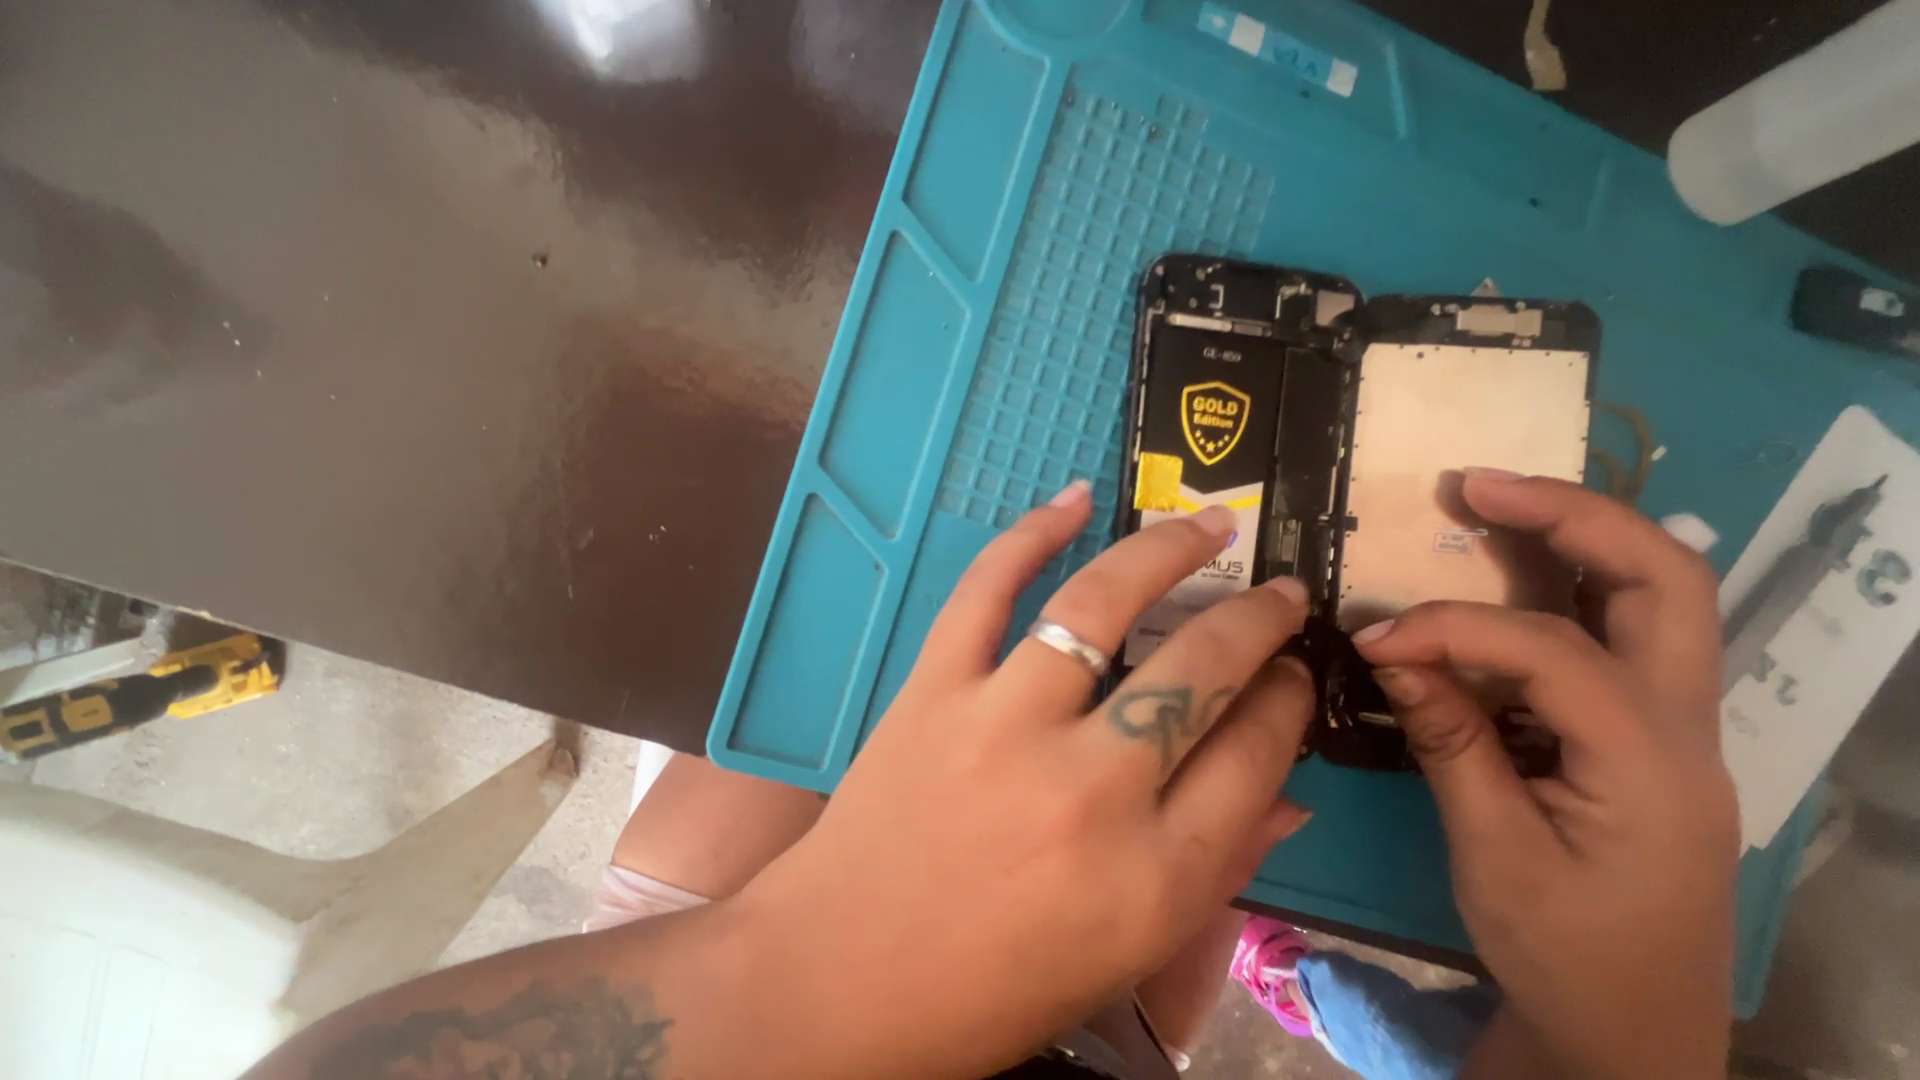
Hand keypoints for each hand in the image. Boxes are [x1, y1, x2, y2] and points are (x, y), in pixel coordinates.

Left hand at [717, 481, 1314, 1079]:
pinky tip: (1075, 500)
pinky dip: (1030, 534)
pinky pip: (986, 591)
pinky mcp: (932, 691)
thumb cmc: (993, 985)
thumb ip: (1215, 870)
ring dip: (1168, 551)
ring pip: (1101, 605)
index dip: (1288, 702)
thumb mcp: (1126, 954)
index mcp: (1153, 876)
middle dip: (1258, 622)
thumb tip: (1286, 792)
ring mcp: (1002, 725)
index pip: (1257, 757)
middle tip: (1280, 597)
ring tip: (1210, 524)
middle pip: (1203, 672)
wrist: (843, 976)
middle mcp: (1089, 789)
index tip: (1292, 675)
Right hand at [1352, 471, 1738, 1078]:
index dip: (1452, 628)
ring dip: (1577, 535)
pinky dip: (1563, 587)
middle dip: (1572, 514)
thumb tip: (1391, 651)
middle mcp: (1684, 724)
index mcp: (1651, 762)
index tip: (1371, 639)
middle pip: (1666, 578)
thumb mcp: (1493, 850)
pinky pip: (1617, 636)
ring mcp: (1673, 725)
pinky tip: (1505, 577)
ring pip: (1658, 595)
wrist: (1633, 1027)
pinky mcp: (1642, 734)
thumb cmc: (1563, 948)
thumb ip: (1450, 738)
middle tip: (1474, 487)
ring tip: (1488, 504)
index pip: (1550, 651)